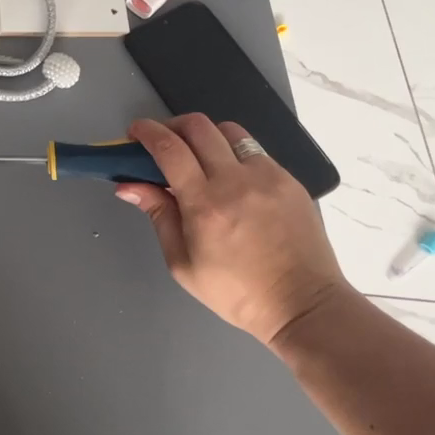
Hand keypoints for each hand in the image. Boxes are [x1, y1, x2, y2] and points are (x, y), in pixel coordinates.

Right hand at [117, 115, 347, 344]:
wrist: (306, 308)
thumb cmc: (237, 293)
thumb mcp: (183, 263)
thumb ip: (158, 215)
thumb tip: (127, 185)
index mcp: (205, 203)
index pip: (168, 147)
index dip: (146, 131)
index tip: (134, 132)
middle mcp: (235, 181)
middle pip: (197, 126)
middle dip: (172, 125)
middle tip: (164, 143)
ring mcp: (267, 177)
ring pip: (228, 131)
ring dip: (206, 136)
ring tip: (201, 158)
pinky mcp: (290, 181)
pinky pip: (255, 152)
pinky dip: (235, 155)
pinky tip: (234, 180)